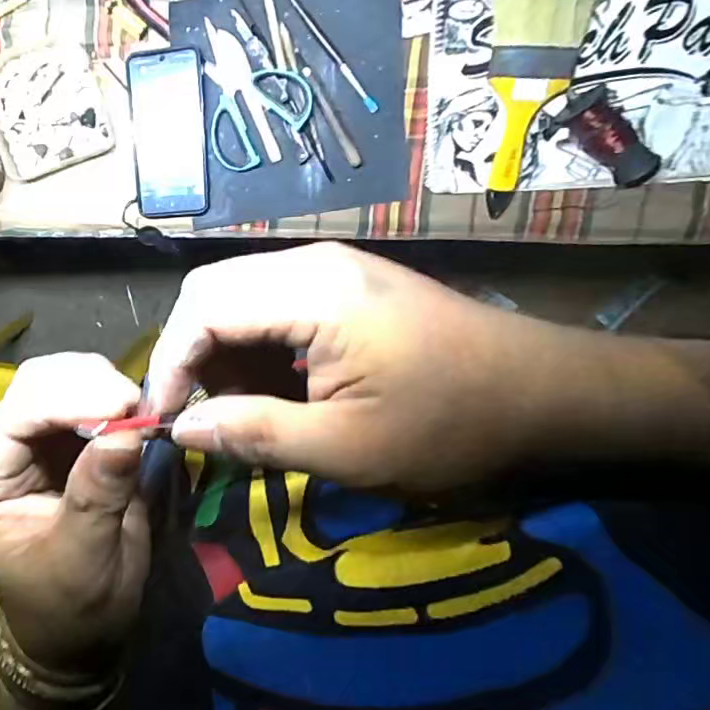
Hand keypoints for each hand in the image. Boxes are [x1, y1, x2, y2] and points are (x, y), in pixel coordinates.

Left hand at [0, 354, 150, 673]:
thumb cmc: (70, 608)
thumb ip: (99, 495)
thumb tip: (128, 432)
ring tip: (140, 411)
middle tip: (138, 406)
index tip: (125, 407)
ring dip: (101, 387)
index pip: (18, 415)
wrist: (73, 635)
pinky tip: (134, 416)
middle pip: (33, 386)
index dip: (70, 398)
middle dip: (87, 384)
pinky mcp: (58, 448)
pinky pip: (82, 403)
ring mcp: (28, 447)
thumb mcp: (86, 560)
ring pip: (58, 384)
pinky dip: (110, 401)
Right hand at [146, 243, 597, 491]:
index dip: (169, 366)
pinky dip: (246, 346)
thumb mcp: (346, 447)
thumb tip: (181, 429)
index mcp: (313, 293)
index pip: (202, 310)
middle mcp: (311, 263)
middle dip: (185, 354)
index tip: (162, 421)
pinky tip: (263, 388)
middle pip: (209, 291)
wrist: (547, 393)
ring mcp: (327, 268)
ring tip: (227, 407)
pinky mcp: (339, 284)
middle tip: (189, 413)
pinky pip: (266, 304)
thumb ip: (252, 433)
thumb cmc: (452, 424)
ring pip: (233, 295)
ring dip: (215, 351)